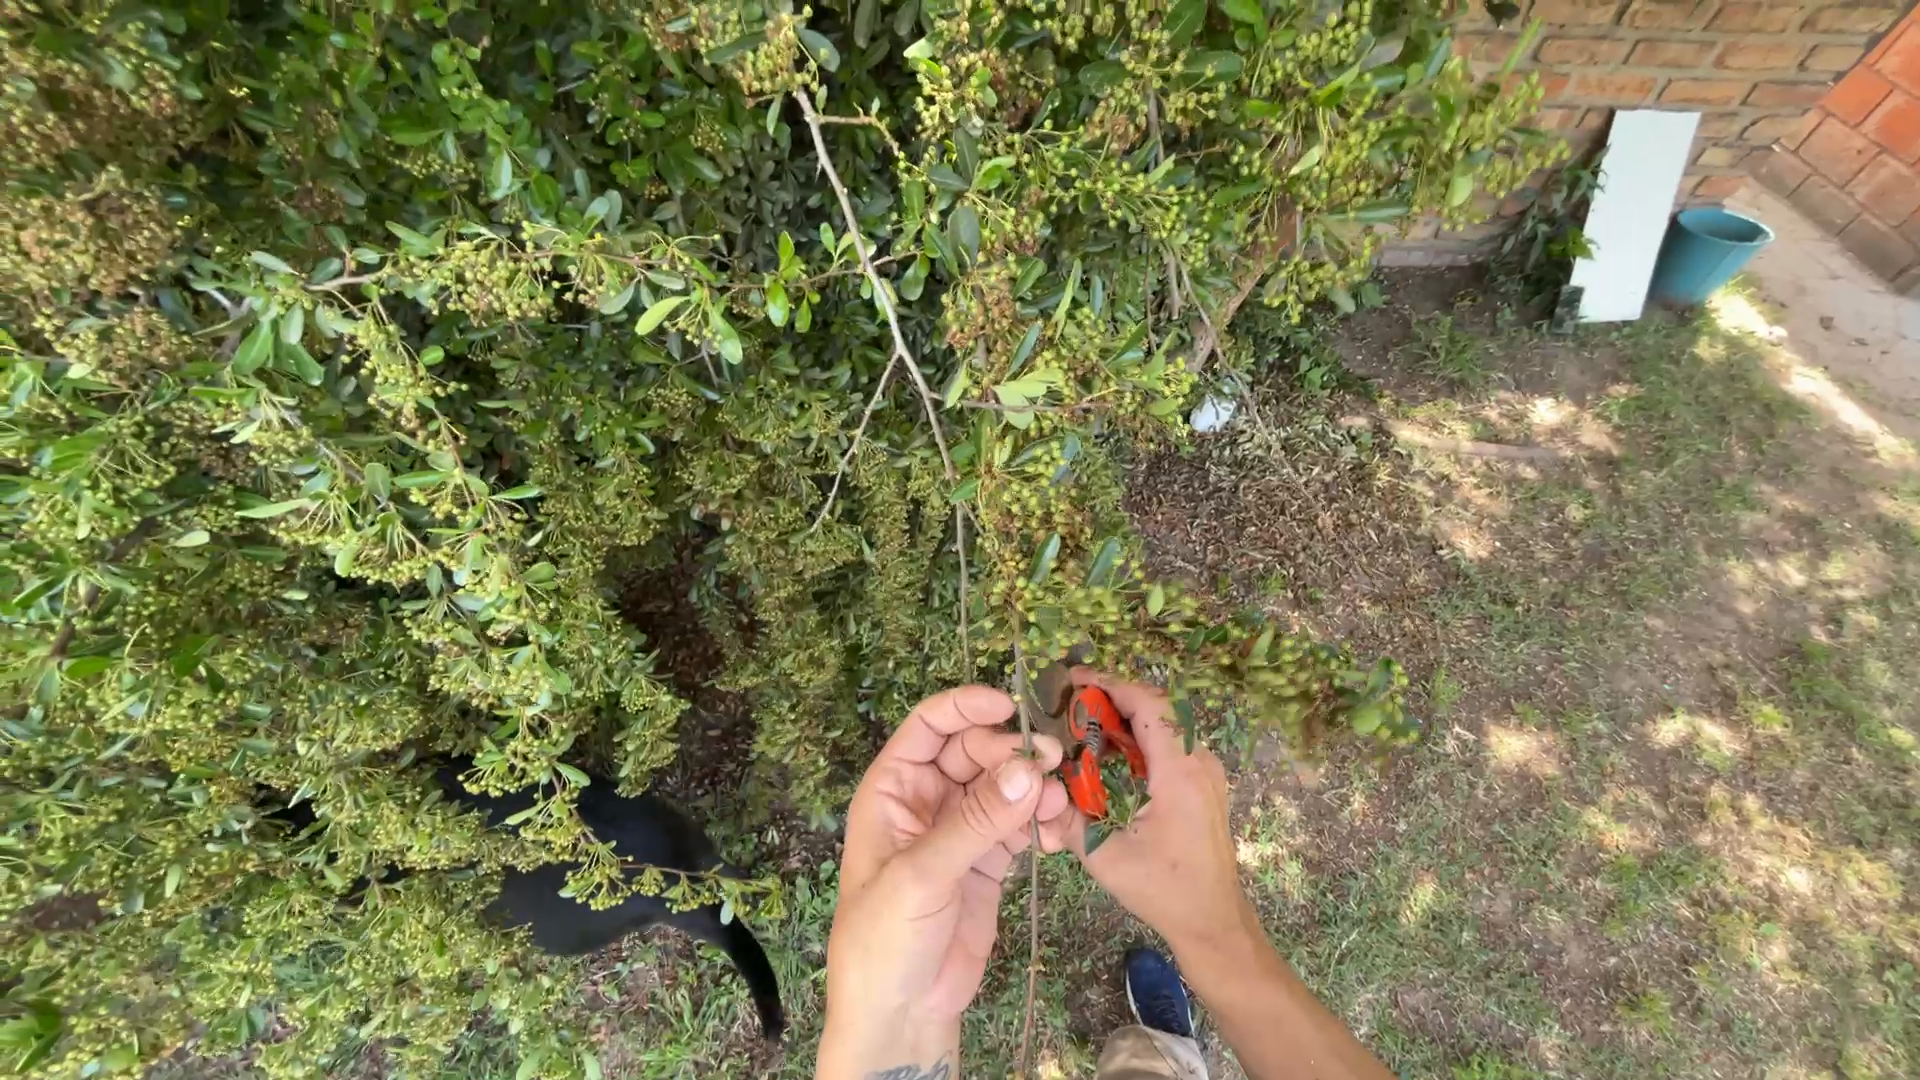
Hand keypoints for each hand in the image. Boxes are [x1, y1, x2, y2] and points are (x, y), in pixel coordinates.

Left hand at [820, 685, 1075, 1075]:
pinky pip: (1019, 824)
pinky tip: (1059, 828)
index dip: (965, 707)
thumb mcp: (921, 875)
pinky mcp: (988, 860)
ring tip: (1060, 797)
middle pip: (974, 752)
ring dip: (1032, 785)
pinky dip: (1041, 820)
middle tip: (1049, 760)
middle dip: (1010, 752)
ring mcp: (960, 829)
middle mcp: (928, 799)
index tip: (1008, 706)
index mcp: (894, 788)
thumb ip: (976, 823)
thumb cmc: (884, 937)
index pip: (929, 727)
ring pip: (1002, 786)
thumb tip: (1028, 771)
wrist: (901, 1012)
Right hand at [1062, 669, 1256, 955]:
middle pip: (1158, 707)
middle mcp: (1199, 762)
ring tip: (1086, 720)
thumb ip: (1067, 820)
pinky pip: (1172, 741)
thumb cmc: (1164, 890)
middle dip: (1114, 695)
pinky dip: (1141, 734)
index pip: (1148, 705)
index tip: (1076, 680)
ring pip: (1167, 721)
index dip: (1111, 685)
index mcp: (1179, 773)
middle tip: (1074, 699)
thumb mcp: (1105, 858)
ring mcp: (1206, 771)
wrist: (1215, 924)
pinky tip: (1112, 751)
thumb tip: (1035, 791)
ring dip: (1128, 714)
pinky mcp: (1204, 782)